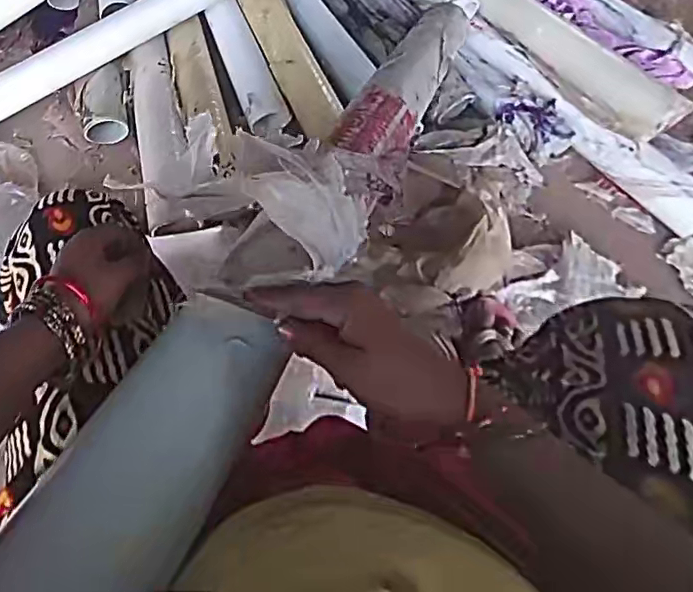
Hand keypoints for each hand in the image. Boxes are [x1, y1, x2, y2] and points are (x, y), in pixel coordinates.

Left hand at [50, 222, 153, 332]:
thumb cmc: (91, 292)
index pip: (121, 231)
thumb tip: (144, 257)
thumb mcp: (122, 276)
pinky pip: (90, 272)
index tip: (149, 259)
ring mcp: (68, 260)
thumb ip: (137, 262)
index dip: (139, 244)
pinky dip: (103, 279)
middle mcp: (77, 242)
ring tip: (129, 285)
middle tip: (141, 272)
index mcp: (91, 235)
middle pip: (109, 244)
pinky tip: (110, 293)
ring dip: (115, 269)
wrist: (58, 319)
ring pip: (99, 259)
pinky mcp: (64, 279)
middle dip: (126, 257)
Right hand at [248, 283, 472, 434]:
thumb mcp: (349, 369)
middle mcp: (354, 294)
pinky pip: (330, 311)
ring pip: (318, 302)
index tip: (243, 295)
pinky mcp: (369, 317)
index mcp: (347, 301)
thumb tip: (281, 325)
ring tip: (266, 311)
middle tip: (249, 302)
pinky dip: (312, 316)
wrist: (449, 398)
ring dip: (295, 307)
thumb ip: (312, 343)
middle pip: (307, 294)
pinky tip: (299, 325)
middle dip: (280, 298)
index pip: (298, 296)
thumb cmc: (398, 384)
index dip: (270, 298)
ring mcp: (363, 304)